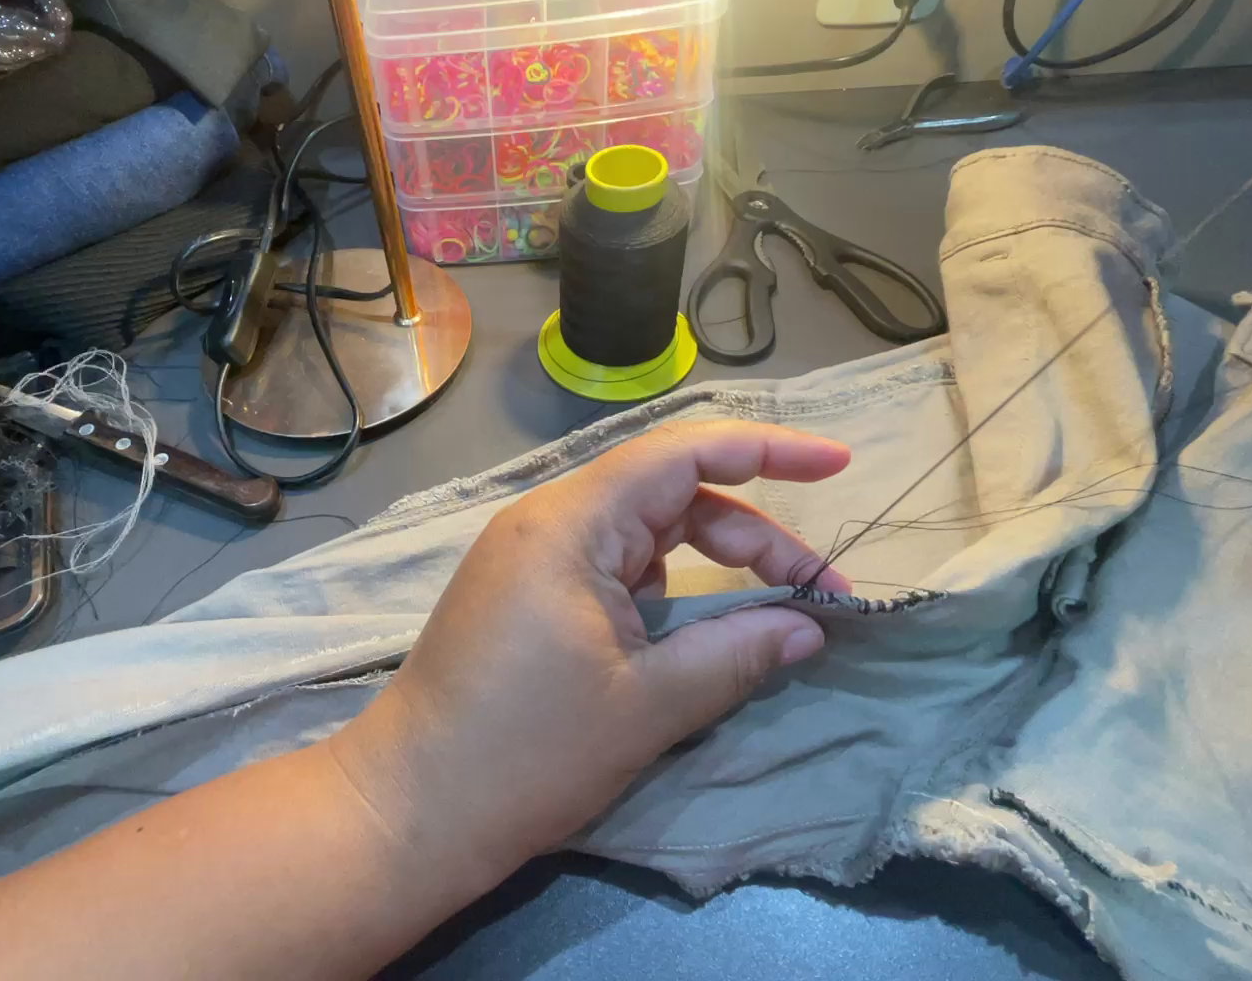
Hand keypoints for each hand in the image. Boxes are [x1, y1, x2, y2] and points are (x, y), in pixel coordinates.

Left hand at [326, 422, 851, 883]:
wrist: (414, 803)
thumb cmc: (526, 752)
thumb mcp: (646, 704)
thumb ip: (737, 653)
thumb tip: (810, 627)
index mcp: (570, 523)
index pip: (680, 453)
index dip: (766, 449)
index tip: (838, 462)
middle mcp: (547, 521)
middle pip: (669, 496)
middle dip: (752, 536)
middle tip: (821, 594)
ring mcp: (531, 556)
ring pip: (643, 535)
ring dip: (710, 564)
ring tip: (770, 614)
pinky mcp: (525, 592)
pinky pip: (611, 567)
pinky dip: (663, 590)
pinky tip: (690, 631)